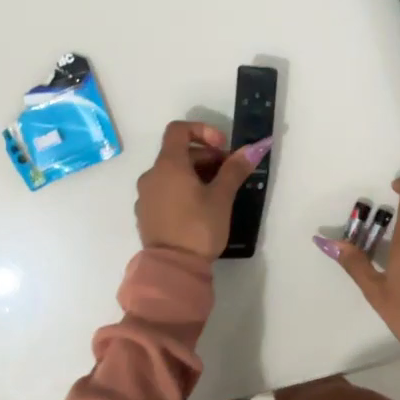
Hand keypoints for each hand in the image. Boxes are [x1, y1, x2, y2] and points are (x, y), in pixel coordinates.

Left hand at [135, 120, 272, 259]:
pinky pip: (164, 191)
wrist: (172, 269)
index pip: (179, 130)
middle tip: (228, 175)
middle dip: (205, 158)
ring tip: (216, 194)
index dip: (203, 130)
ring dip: (195, 175)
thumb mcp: (221, 197)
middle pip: (178, 153)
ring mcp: (145, 196)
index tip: (222, 148)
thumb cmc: (199, 227)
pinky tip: (198, 210)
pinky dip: (181, 191)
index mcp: (167, 165)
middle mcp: (151, 175)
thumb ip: (235, 169)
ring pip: (171, 174)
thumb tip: (255, 147)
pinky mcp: (145, 214)